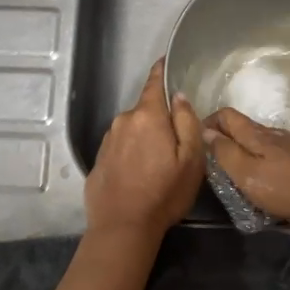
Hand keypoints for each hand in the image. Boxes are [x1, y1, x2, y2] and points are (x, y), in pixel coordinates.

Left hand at [84, 60, 204, 240]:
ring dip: (145, 138)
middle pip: (146, 110)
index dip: (162, 71)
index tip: (167, 61)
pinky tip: (140, 174)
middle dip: (160, 118)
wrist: (122, 227)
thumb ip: (187, 123)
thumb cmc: (163, 193)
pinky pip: (121, 147)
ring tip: (158, 163)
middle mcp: (123, 121)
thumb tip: (179, 97)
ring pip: (133, 130)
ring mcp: (107, 140)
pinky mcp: (99, 159)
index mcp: (146, 116)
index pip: (154, 82)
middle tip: (176, 140)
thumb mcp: (190, 160)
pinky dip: (132, 153)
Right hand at [203, 107, 289, 222]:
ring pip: (260, 139)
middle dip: (224, 136)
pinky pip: (276, 152)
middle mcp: (272, 133)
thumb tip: (206, 133)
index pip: (225, 116)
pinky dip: (263, 159)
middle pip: (242, 126)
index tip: (197, 141)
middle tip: (212, 159)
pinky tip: (267, 177)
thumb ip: (226, 155)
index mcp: (255, 135)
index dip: (208, 122)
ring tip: (236, 171)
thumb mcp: (251, 176)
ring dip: (244, 149)